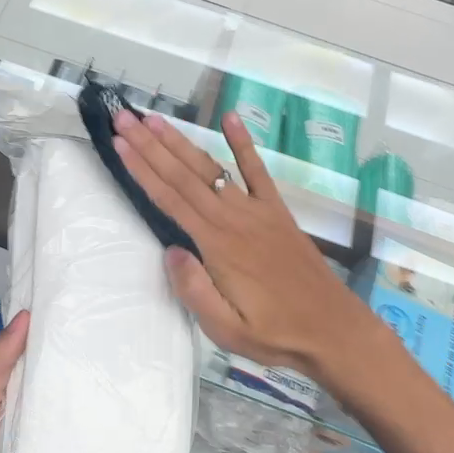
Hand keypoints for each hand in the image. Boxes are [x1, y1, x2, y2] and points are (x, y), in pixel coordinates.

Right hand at [112, 110, 393, 380]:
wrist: (333, 329)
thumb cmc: (274, 335)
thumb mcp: (226, 330)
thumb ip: (195, 290)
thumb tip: (170, 250)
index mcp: (217, 246)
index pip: (171, 199)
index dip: (142, 170)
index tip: (120, 144)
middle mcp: (234, 219)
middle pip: (184, 175)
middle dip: (151, 145)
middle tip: (124, 118)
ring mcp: (257, 211)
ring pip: (211, 168)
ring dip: (181, 141)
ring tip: (155, 118)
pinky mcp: (277, 212)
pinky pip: (258, 171)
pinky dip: (243, 143)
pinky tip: (230, 118)